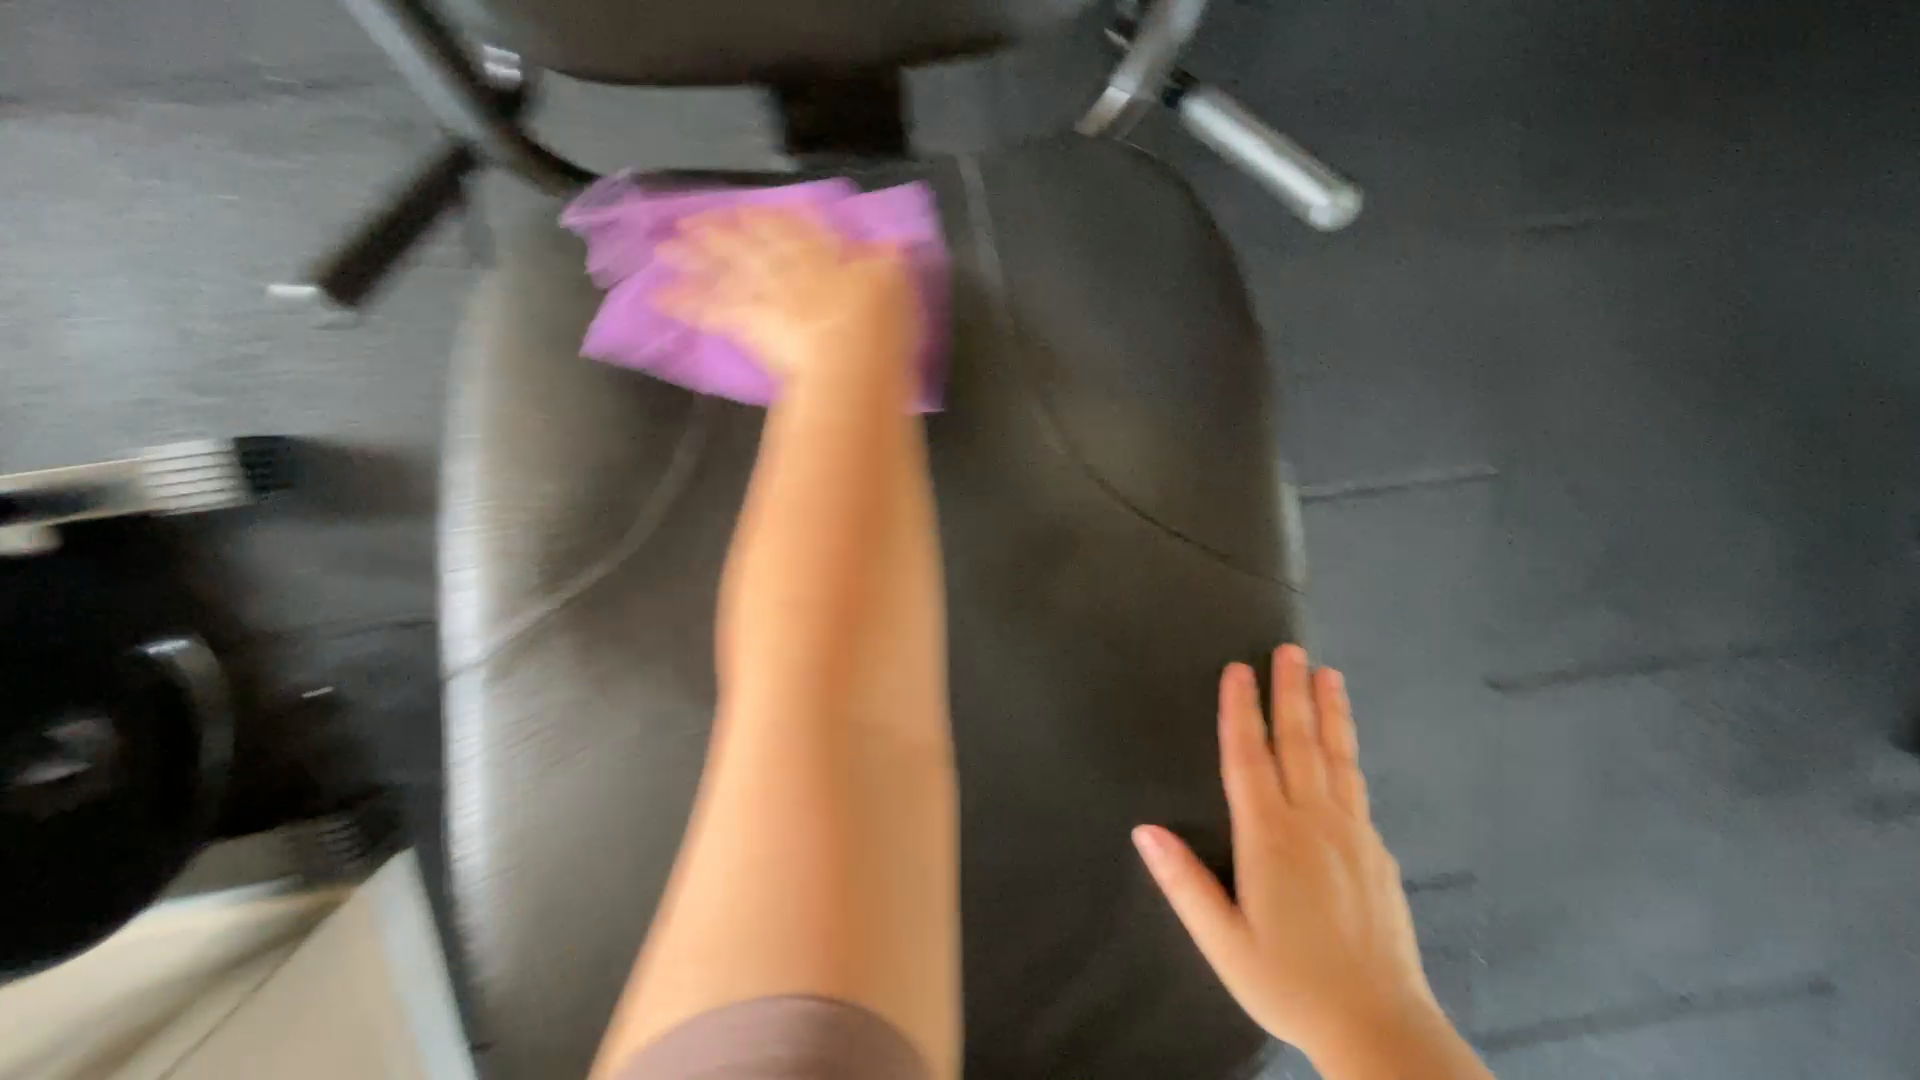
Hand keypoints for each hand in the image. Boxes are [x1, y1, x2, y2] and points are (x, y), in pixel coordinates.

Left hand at [660, 206, 919, 380]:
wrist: (854, 354)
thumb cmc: (882, 322)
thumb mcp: (897, 281)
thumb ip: (888, 261)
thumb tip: (891, 246)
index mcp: (827, 254)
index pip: (797, 228)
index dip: (773, 217)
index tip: (752, 210)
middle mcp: (790, 266)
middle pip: (750, 241)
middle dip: (722, 230)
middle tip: (692, 219)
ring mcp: (765, 292)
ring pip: (724, 267)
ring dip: (694, 256)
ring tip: (665, 247)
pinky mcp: (747, 322)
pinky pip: (710, 311)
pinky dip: (684, 303)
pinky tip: (659, 297)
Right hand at [1133, 646, 1439, 1059]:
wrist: (1379, 1024)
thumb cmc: (1288, 982)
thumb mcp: (1222, 941)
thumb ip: (1184, 882)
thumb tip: (1144, 830)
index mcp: (1269, 838)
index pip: (1249, 758)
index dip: (1241, 710)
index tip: (1239, 670)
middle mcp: (1313, 823)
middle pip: (1299, 743)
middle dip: (1291, 692)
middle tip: (1291, 649)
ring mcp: (1353, 835)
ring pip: (1337, 758)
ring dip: (1330, 712)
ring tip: (1329, 674)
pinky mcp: (1378, 853)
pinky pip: (1357, 788)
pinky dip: (1349, 754)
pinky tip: (1347, 748)